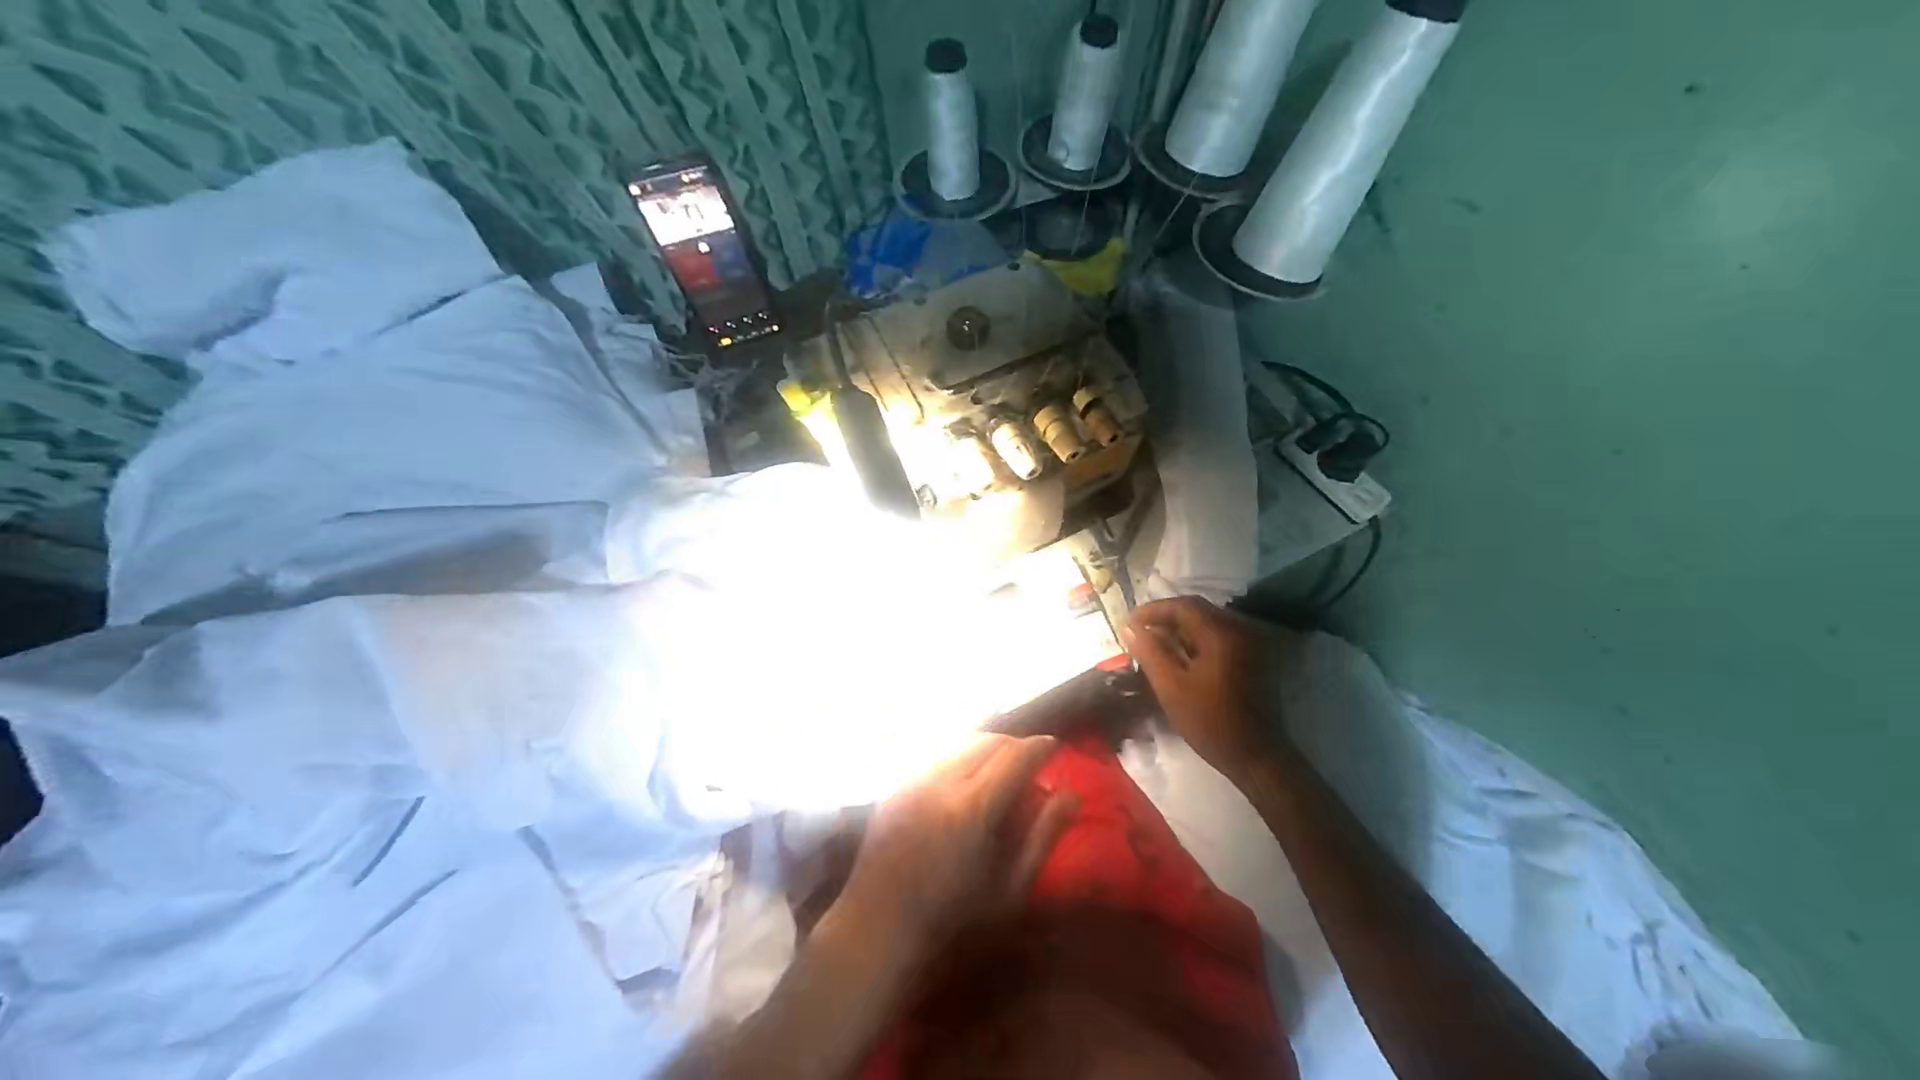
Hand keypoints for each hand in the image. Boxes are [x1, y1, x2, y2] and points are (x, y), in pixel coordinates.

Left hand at [835, 734, 1077, 959]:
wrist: (878, 927)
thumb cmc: (953, 918)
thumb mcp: (1011, 888)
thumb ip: (1043, 836)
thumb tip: (1070, 794)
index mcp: (975, 805)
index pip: (1015, 756)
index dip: (1039, 746)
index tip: (1054, 746)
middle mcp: (942, 781)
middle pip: (987, 740)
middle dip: (1014, 743)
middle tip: (1030, 759)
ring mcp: (914, 781)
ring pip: (959, 744)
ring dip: (986, 746)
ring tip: (1000, 767)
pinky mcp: (896, 787)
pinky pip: (935, 757)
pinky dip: (958, 757)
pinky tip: (964, 780)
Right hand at [1123, 596, 1280, 776]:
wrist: (1256, 756)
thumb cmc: (1210, 722)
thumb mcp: (1170, 687)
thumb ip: (1149, 651)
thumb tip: (1129, 627)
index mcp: (1221, 634)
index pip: (1183, 606)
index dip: (1153, 610)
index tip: (1129, 622)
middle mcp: (1240, 630)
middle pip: (1197, 611)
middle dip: (1165, 618)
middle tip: (1139, 631)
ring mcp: (1250, 643)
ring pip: (1208, 623)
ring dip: (1180, 629)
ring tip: (1153, 643)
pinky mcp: (1253, 657)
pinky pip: (1219, 637)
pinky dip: (1196, 639)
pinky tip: (1178, 655)